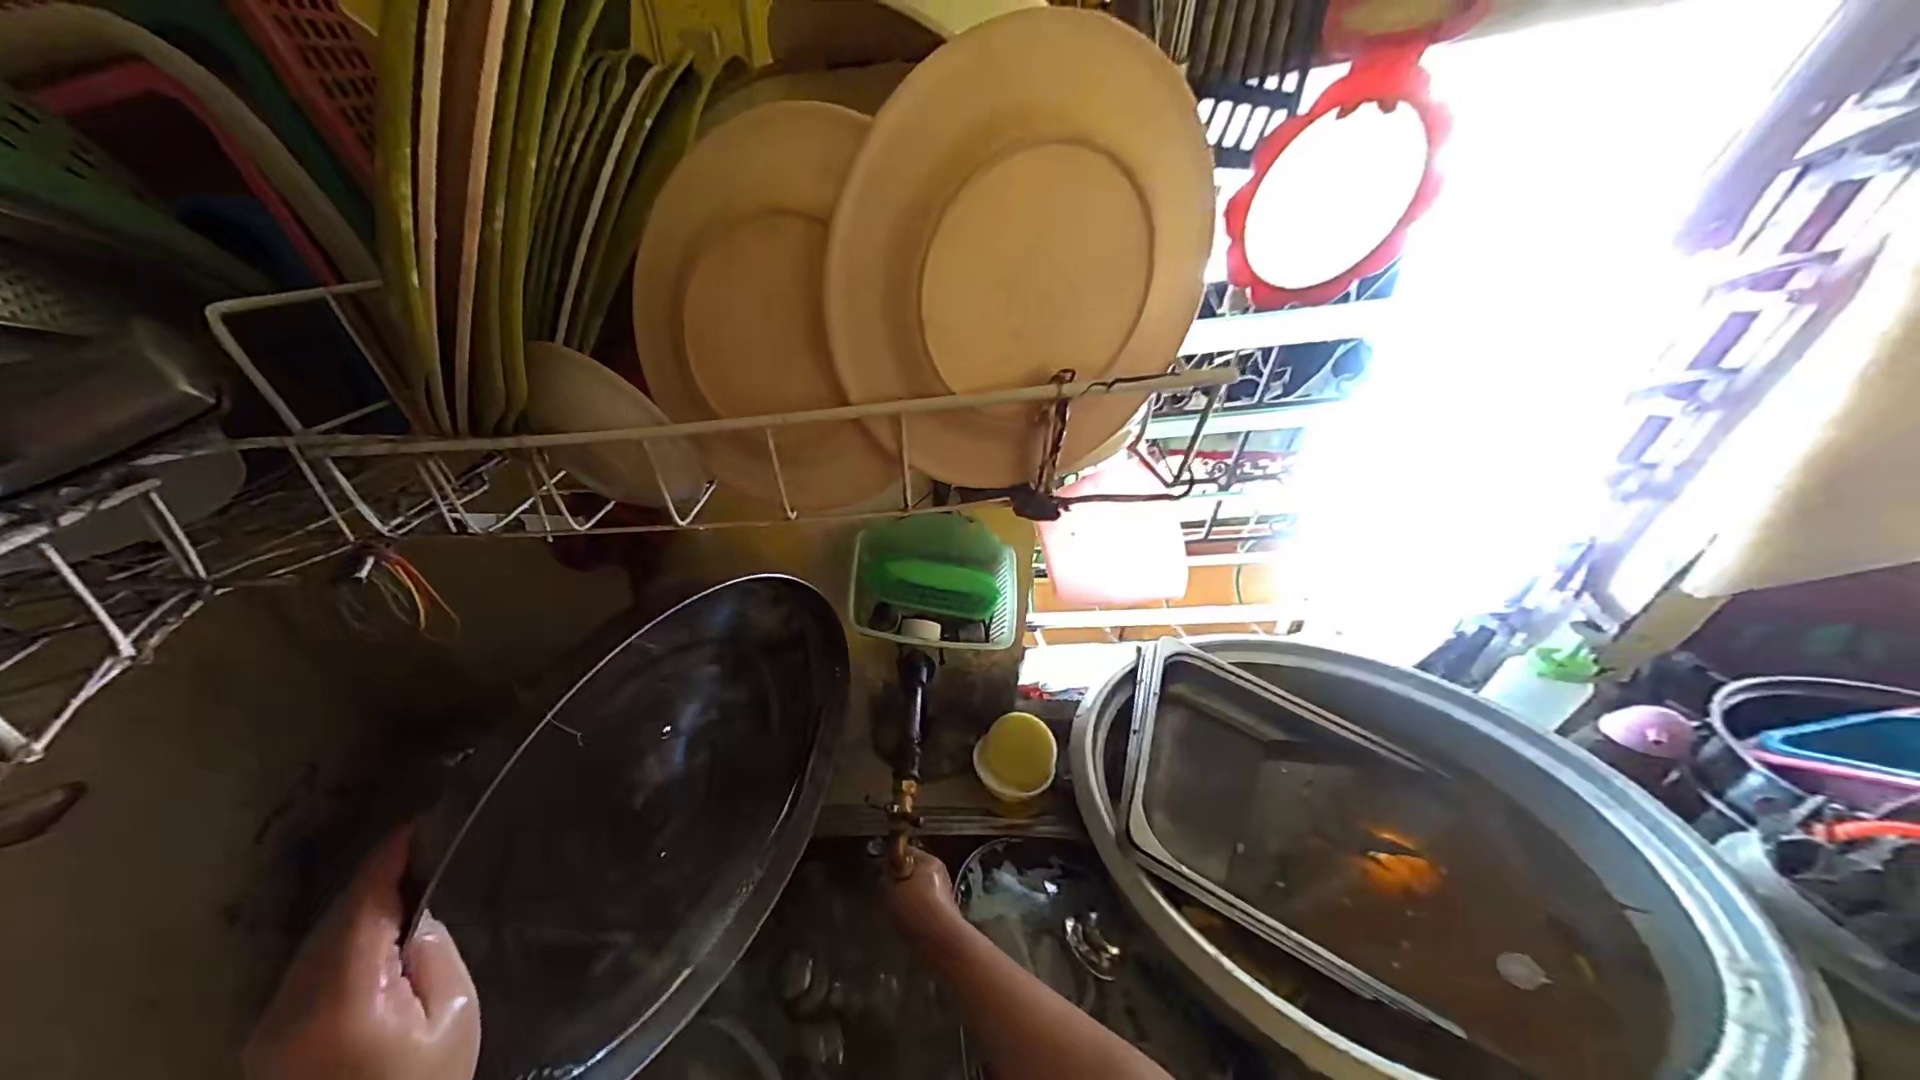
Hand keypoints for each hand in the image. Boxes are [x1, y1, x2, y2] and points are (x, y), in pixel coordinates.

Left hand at [243, 826, 480, 1079]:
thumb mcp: (453, 1018)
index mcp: (339, 1001)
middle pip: (331, 924)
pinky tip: (372, 934)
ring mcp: (269, 1031)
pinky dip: (341, 942)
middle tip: (423, 852)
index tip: (418, 824)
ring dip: (357, 912)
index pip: (359, 909)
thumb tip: (419, 917)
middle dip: (375, 883)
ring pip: (313, 946)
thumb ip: (435, 956)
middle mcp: (287, 1010)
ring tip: (404, 884)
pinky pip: (307, 972)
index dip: (387, 861)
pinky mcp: (268, 1045)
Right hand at [887, 846, 963, 946]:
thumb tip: (886, 868)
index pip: (906, 852)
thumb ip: (887, 875)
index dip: (891, 861)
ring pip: (918, 891)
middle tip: (886, 895)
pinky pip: (923, 908)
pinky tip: (907, 925)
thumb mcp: (891, 887)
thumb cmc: (914, 908)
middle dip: (899, 882)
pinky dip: (914, 914)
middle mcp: (939, 873)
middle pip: (913, 872)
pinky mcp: (944, 914)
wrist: (939, 942)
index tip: (880, 873)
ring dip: (906, 900)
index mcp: (929, 861)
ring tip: (895, 913)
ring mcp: (943, 894)